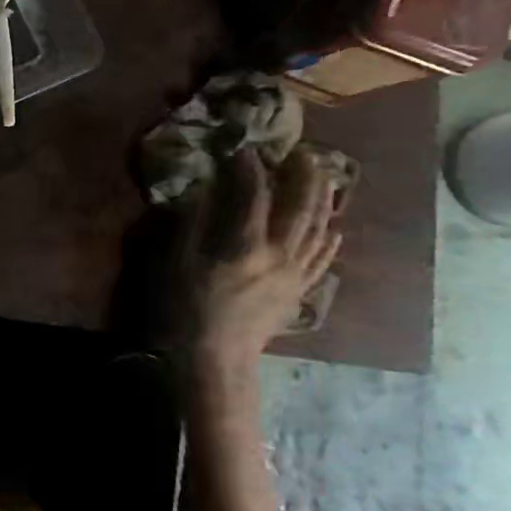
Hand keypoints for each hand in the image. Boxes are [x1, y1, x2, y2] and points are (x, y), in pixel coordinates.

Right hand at [176, 151, 342, 378]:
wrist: (213, 362)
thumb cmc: (185, 311)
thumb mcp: (176, 263)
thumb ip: (191, 221)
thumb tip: (204, 187)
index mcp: (245, 245)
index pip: (255, 193)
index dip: (250, 166)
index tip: (245, 148)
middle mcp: (278, 256)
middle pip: (300, 206)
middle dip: (304, 175)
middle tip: (304, 152)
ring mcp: (294, 276)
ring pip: (318, 230)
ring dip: (324, 201)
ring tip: (327, 178)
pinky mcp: (298, 294)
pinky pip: (321, 262)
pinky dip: (329, 243)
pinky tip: (334, 230)